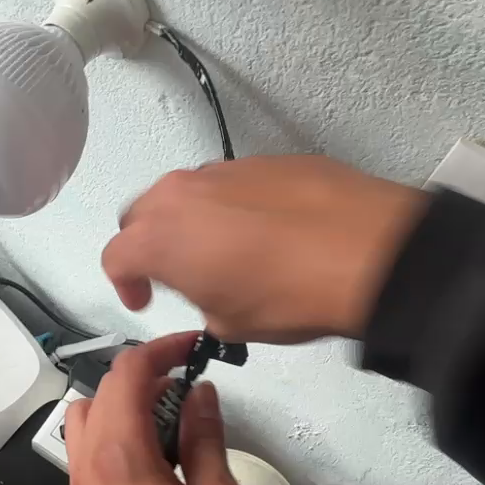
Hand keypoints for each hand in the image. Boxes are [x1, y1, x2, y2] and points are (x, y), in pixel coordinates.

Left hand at [66, 333, 257, 484]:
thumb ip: (205, 440)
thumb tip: (200, 391)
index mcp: (120, 454)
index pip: (128, 373)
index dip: (161, 348)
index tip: (197, 347)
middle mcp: (88, 463)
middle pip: (102, 390)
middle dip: (144, 372)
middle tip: (191, 384)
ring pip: (87, 419)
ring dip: (123, 403)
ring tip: (172, 421)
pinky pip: (89, 450)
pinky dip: (115, 432)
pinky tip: (156, 458)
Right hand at [101, 157, 428, 342]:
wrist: (368, 254)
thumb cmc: (293, 294)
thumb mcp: (231, 323)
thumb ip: (200, 302)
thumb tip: (210, 294)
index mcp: (159, 236)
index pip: (116, 256)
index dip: (124, 284)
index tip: (143, 298)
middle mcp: (183, 192)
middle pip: (142, 215)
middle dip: (149, 245)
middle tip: (175, 274)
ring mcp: (226, 170)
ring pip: (187, 195)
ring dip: (191, 222)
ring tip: (225, 253)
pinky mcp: (268, 161)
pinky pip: (232, 185)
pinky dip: (234, 207)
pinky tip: (266, 234)